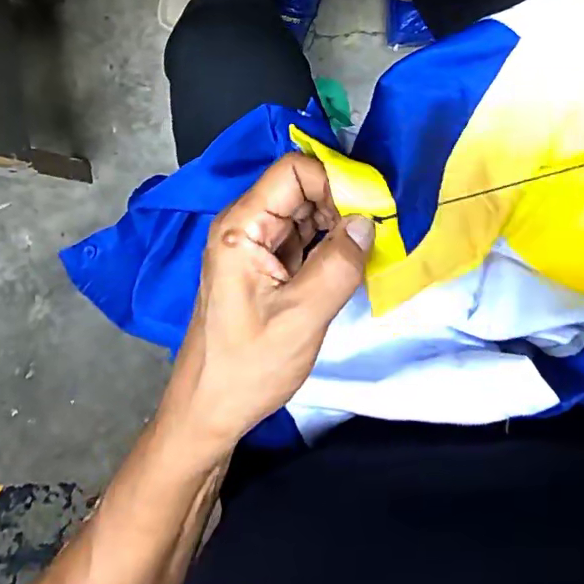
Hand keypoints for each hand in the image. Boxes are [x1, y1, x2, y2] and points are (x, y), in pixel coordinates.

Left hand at [159, 153, 373, 452]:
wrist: (209, 412)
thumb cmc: (247, 368)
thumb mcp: (301, 318)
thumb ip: (338, 265)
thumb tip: (369, 222)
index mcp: (242, 227)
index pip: (294, 171)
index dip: (334, 180)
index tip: (368, 210)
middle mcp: (247, 224)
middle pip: (303, 185)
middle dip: (342, 200)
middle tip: (374, 230)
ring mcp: (257, 242)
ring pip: (308, 207)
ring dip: (341, 220)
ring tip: (367, 246)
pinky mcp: (268, 261)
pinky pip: (307, 232)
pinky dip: (333, 238)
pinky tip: (352, 257)